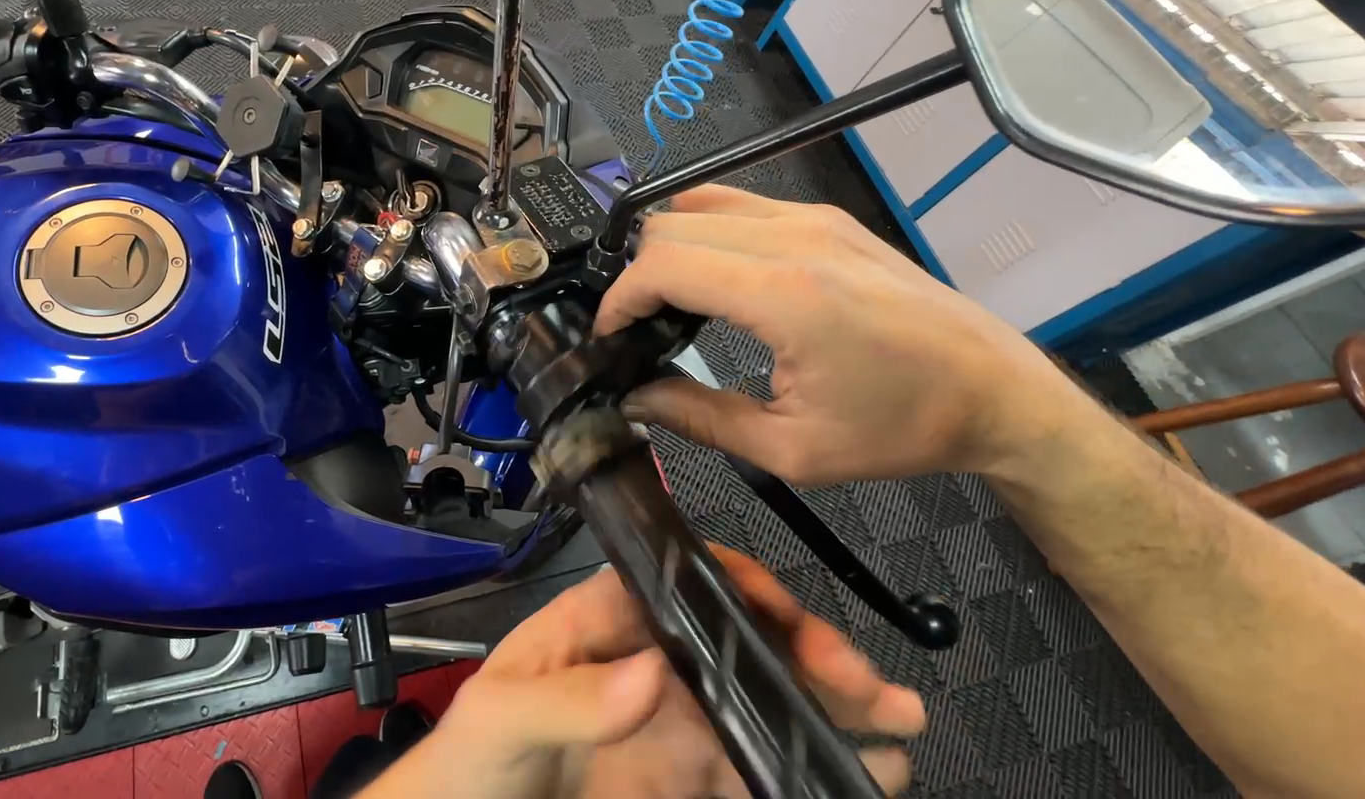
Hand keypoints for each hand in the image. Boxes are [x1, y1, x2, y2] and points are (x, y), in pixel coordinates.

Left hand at [358, 547, 923, 798]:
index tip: (792, 620)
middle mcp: (645, 665)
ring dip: (827, 710)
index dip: (739, 589)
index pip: (677, 585)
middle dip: (806, 654)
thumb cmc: (467, 761)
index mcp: (600, 625)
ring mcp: (670, 728)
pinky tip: (865, 773)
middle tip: (872, 686)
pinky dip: (807, 769)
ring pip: (759, 704)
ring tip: (896, 724)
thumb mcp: (502, 718)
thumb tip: (651, 674)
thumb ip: (568, 698)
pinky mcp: (684, 782)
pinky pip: (752, 770)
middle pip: (734, 641)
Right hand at [595, 186, 1098, 485]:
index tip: (609, 339)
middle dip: (635, 276)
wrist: (998, 391)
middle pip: (668, 226)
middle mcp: (792, 237)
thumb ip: (698, 419)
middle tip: (636, 329)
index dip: (619, 300)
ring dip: (666, 249)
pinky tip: (710, 277)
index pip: (662, 263)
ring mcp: (810, 218)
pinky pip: (735, 203)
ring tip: (667, 303)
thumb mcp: (792, 448)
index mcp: (783, 294)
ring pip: (697, 205)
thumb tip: (634, 398)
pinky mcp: (824, 217)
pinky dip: (702, 232)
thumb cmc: (901, 427)